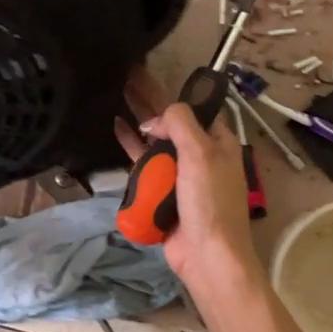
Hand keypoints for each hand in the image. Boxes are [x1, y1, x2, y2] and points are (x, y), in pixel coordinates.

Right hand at [115, 68, 263, 292]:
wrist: (206, 255)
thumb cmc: (209, 201)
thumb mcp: (200, 153)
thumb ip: (180, 124)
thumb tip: (154, 119)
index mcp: (217, 142)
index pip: (194, 108)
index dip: (171, 93)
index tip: (145, 76)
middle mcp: (200, 155)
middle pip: (171, 122)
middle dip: (149, 102)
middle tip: (124, 79)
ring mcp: (181, 175)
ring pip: (155, 142)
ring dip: (137, 123)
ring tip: (114, 99)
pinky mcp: (163, 193)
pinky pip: (144, 165)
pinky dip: (131, 149)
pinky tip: (117, 131)